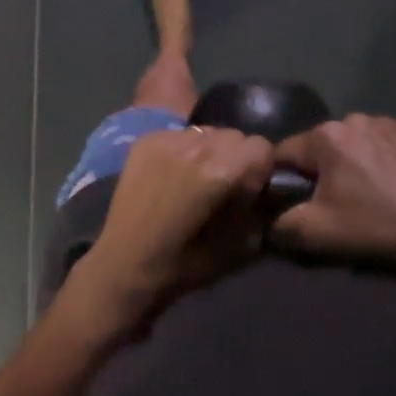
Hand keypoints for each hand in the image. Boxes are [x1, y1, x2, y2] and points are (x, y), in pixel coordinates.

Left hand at [75, 128, 274, 322]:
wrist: (124, 264)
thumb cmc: (184, 265)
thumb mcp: (240, 246)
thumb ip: (260, 210)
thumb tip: (270, 190)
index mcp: (219, 172)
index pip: (261, 146)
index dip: (261, 169)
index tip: (249, 191)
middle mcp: (194, 146)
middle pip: (235, 135)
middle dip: (238, 157)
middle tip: (224, 186)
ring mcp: (166, 139)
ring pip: (208, 131)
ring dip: (212, 150)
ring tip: (197, 178)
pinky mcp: (146, 140)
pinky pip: (180, 133)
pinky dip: (185, 148)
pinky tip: (173, 174)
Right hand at [270, 116, 395, 293]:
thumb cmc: (375, 229)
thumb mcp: (314, 233)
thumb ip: (277, 222)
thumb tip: (265, 218)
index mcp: (326, 136)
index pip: (285, 153)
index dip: (282, 180)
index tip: (294, 203)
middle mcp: (355, 118)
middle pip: (320, 146)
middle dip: (320, 171)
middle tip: (334, 204)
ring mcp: (389, 123)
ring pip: (353, 143)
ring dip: (352, 163)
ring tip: (366, 195)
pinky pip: (384, 143)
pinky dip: (381, 160)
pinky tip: (393, 185)